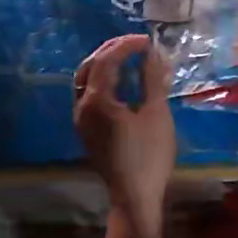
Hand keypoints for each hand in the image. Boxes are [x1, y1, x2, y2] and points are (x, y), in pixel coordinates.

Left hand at [74, 35, 174, 233]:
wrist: (135, 197)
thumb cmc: (149, 156)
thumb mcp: (156, 114)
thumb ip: (152, 79)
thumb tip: (152, 54)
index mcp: (96, 101)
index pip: (106, 61)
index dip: (126, 46)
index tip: (147, 40)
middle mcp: (81, 107)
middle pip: (90, 67)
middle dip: (111, 51)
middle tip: (135, 43)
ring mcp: (81, 120)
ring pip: (85, 81)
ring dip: (104, 65)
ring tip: (128, 57)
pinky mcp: (86, 131)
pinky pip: (89, 95)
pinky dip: (103, 81)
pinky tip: (122, 83)